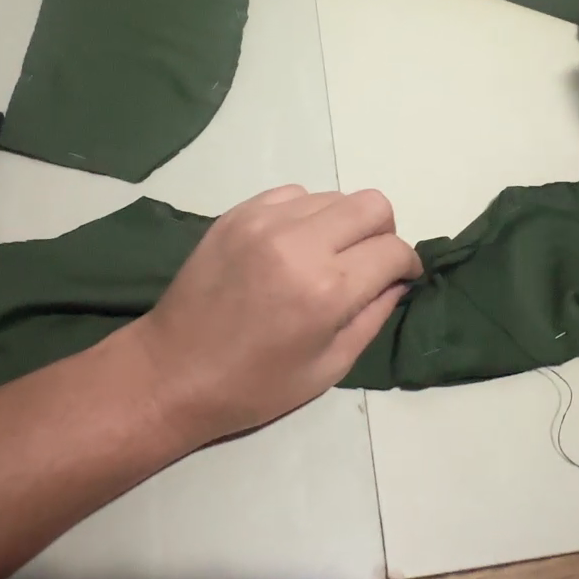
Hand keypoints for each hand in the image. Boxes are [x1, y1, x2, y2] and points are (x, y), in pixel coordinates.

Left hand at [127, 186, 420, 442]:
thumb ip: (373, 315)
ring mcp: (265, 221)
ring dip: (342, 223)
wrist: (172, 371)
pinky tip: (290, 246)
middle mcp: (300, 243)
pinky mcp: (238, 213)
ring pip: (334, 196)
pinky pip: (294, 194)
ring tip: (324, 256)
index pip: (393, 249)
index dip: (406, 264)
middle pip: (372, 205)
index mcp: (327, 289)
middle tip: (367, 263)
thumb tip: (397, 279)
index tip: (400, 277)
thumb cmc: (254, 385)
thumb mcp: (329, 367)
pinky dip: (306, 214)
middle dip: (382, 233)